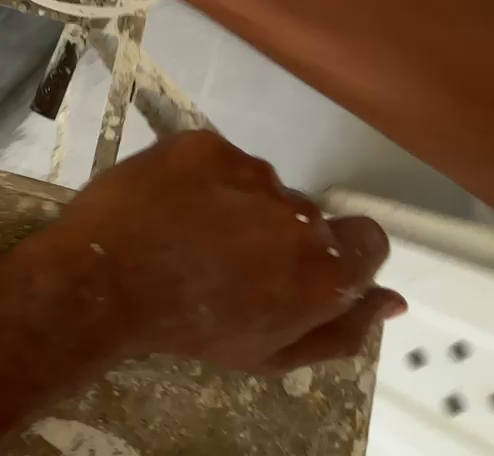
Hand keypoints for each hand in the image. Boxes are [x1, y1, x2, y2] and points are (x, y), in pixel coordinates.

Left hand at [46, 130, 404, 372]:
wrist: (103, 278)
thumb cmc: (187, 326)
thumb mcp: (273, 351)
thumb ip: (342, 328)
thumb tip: (390, 300)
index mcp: (327, 269)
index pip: (366, 240)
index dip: (335, 251)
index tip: (293, 261)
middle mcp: (298, 212)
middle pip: (303, 213)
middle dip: (274, 230)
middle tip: (223, 252)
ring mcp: (247, 169)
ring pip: (256, 182)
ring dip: (234, 199)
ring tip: (186, 227)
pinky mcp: (201, 142)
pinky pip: (213, 156)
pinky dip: (197, 173)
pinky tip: (168, 199)